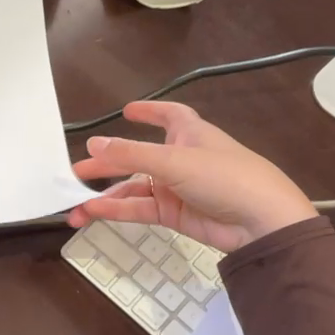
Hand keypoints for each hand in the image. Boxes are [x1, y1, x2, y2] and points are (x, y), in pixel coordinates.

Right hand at [69, 101, 316, 252]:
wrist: (260, 223)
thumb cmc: (225, 177)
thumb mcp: (174, 161)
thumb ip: (130, 155)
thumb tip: (92, 145)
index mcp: (189, 134)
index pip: (169, 115)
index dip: (149, 111)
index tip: (126, 110)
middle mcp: (180, 158)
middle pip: (136, 158)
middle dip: (106, 164)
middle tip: (75, 173)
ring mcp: (175, 188)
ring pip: (132, 189)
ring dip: (105, 197)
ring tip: (75, 206)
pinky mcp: (173, 214)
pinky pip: (138, 209)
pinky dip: (116, 211)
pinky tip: (93, 213)